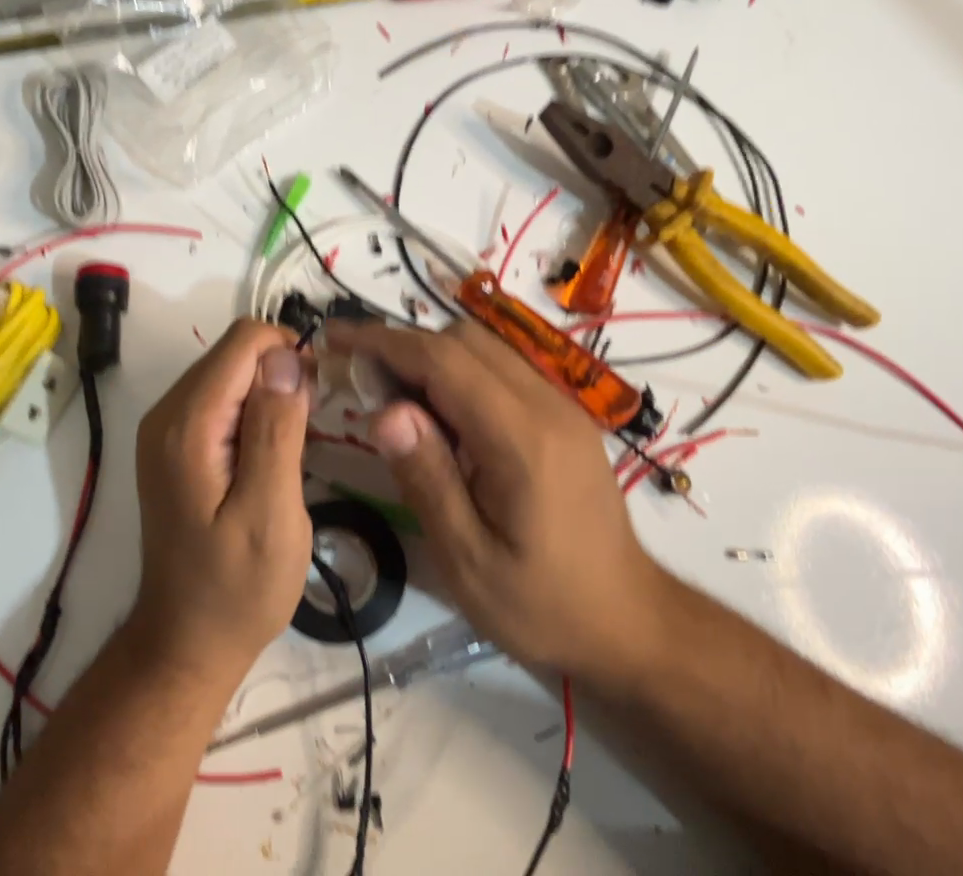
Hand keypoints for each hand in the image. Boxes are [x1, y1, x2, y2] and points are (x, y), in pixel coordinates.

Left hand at [132, 320, 313, 681]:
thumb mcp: (270, 512)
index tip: (324, 398)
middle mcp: (166, 416)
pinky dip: (254, 415)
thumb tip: (286, 357)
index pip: (243, 342)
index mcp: (187, 426)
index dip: (292, 354)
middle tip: (317, 429)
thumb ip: (275, 430)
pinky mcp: (176, 449)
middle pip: (234, 355)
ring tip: (300, 447)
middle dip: (282, 373)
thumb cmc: (237, 588)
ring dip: (270, 395)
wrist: (188, 640)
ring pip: (230, 375)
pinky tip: (273, 459)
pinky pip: (221, 404)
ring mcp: (166, 432)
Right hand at [327, 321, 670, 682]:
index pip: (443, 361)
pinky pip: (504, 372)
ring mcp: (563, 409)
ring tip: (393, 400)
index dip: (383, 342)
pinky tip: (440, 420)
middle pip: (466, 341)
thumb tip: (385, 410)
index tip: (334, 338)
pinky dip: (461, 375)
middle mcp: (548, 406)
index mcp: (522, 440)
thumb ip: (427, 479)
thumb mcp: (467, 559)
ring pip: (487, 349)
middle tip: (360, 384)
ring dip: (432, 359)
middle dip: (404, 347)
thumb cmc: (541, 604)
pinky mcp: (566, 420)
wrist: (628, 623)